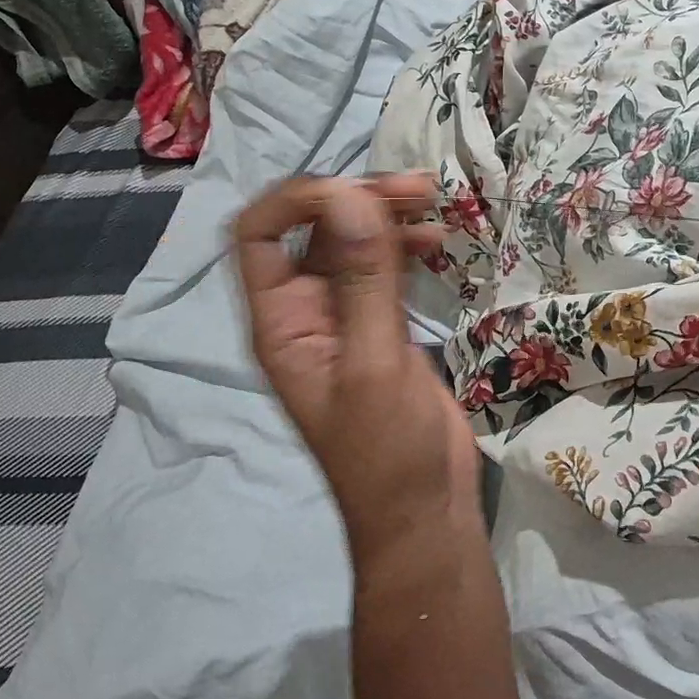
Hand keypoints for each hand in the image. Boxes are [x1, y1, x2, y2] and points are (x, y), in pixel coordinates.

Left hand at [233, 175, 482, 561]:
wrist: (423, 510)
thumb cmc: (386, 451)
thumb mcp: (374, 363)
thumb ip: (364, 280)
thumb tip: (351, 194)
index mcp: (280, 322)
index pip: (260, 234)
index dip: (299, 200)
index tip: (362, 192)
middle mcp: (305, 312)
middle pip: (314, 230)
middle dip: (358, 199)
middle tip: (418, 188)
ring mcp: (346, 319)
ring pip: (354, 245)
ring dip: (387, 217)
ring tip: (435, 203)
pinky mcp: (383, 329)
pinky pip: (386, 269)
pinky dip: (408, 247)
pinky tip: (439, 241)